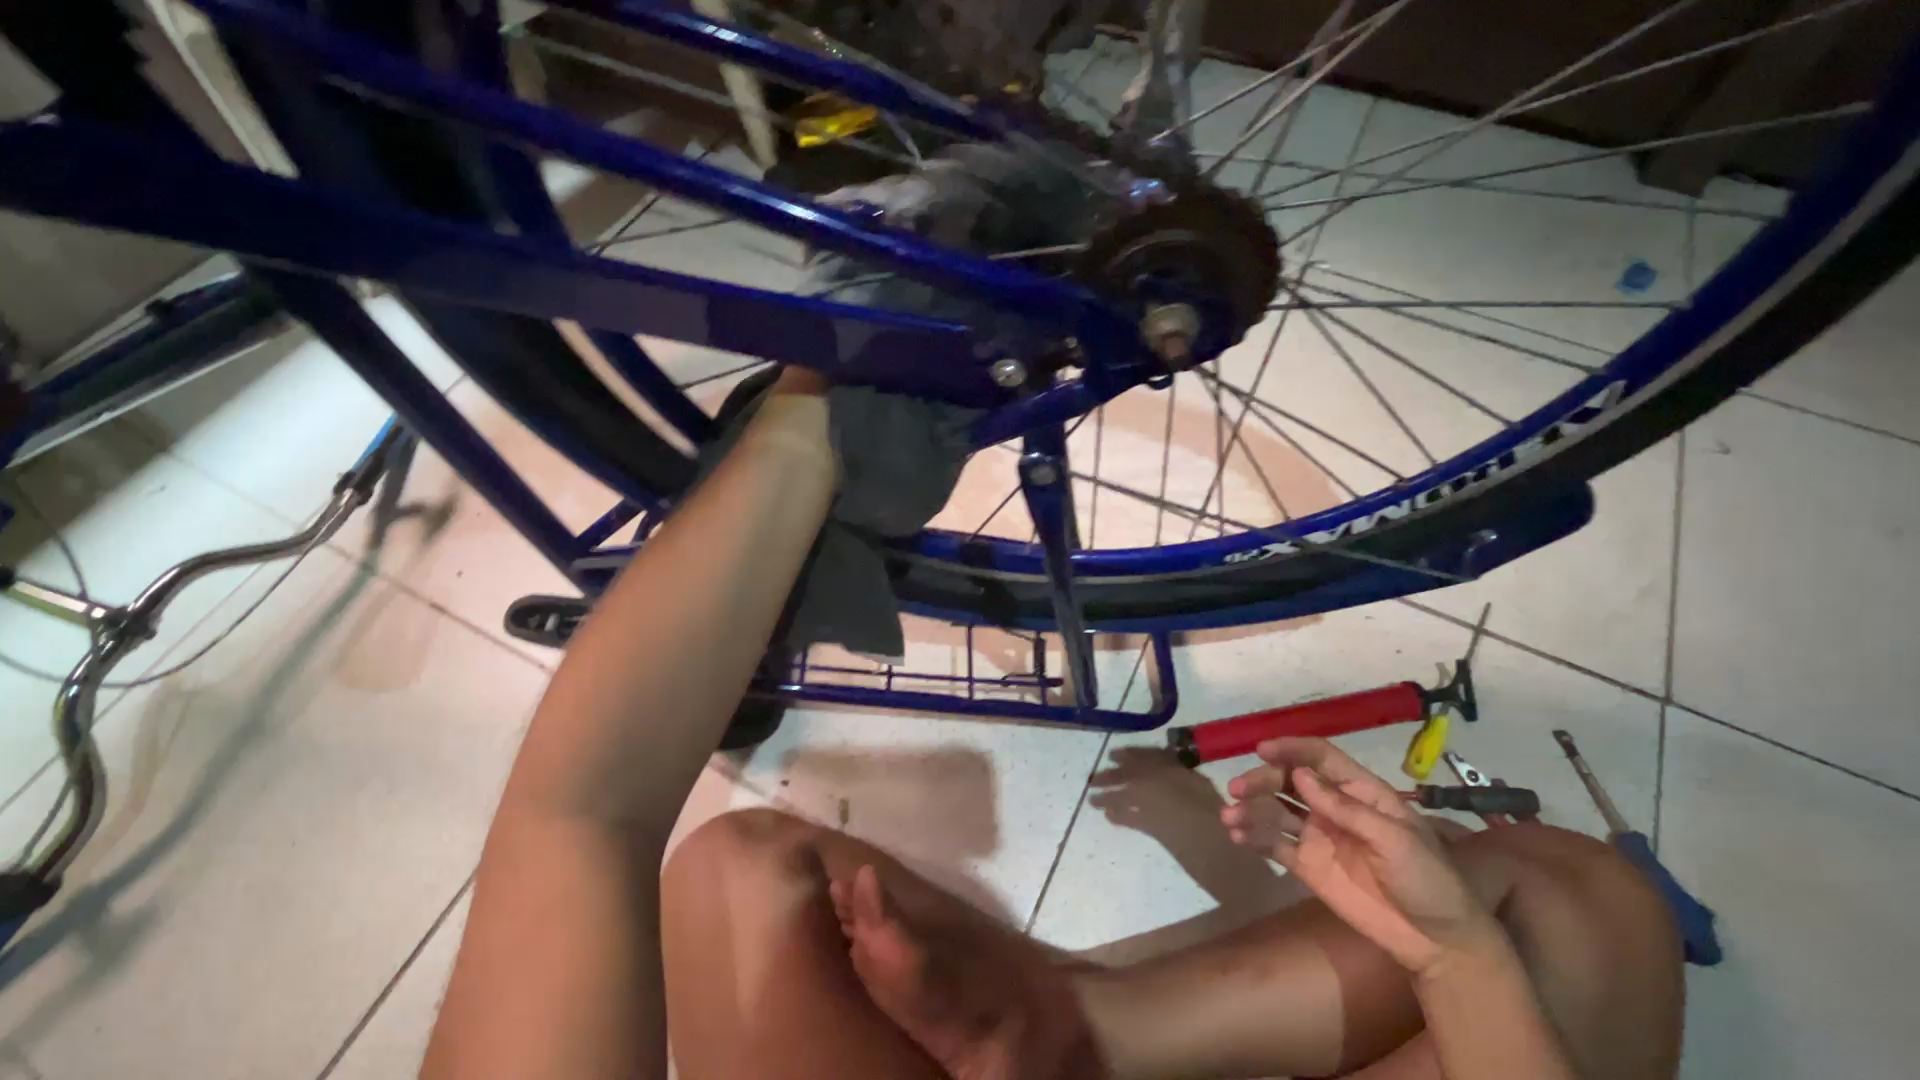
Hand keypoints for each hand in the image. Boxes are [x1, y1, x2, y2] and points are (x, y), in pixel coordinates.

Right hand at [1221, 737, 1499, 973]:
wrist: (1436, 939)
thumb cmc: (1427, 880)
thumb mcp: (1395, 839)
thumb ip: (1345, 808)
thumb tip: (1300, 775)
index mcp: (1361, 792)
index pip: (1320, 758)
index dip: (1292, 749)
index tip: (1261, 749)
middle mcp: (1333, 807)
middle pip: (1290, 781)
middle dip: (1262, 780)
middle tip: (1237, 789)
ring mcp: (1318, 836)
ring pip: (1275, 811)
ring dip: (1251, 809)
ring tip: (1229, 817)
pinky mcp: (1307, 866)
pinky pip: (1274, 844)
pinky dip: (1253, 837)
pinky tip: (1237, 836)